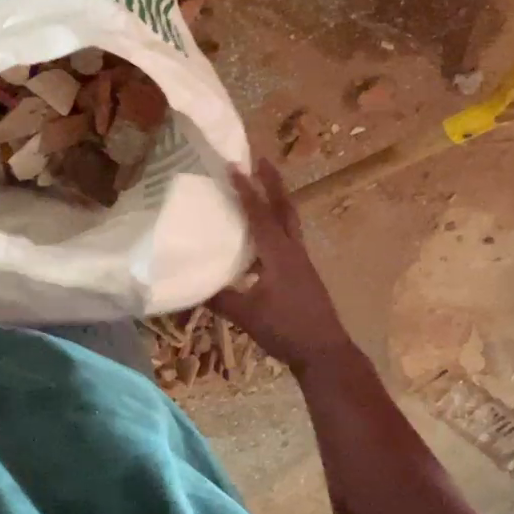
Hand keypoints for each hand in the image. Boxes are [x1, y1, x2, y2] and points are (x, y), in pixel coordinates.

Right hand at [208, 159, 352, 367]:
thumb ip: (219, 298)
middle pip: (284, 209)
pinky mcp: (303, 274)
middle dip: (273, 184)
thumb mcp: (245, 314)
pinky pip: (288, 240)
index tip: (233, 166)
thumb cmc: (286, 328)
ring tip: (262, 188)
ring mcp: (301, 262)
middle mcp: (293, 251)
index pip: (259, 215)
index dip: (246, 190)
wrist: (325, 352)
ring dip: (277, 202)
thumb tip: (188, 284)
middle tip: (261, 160)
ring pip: (289, 223)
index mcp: (278, 254)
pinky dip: (275, 226)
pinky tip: (262, 237)